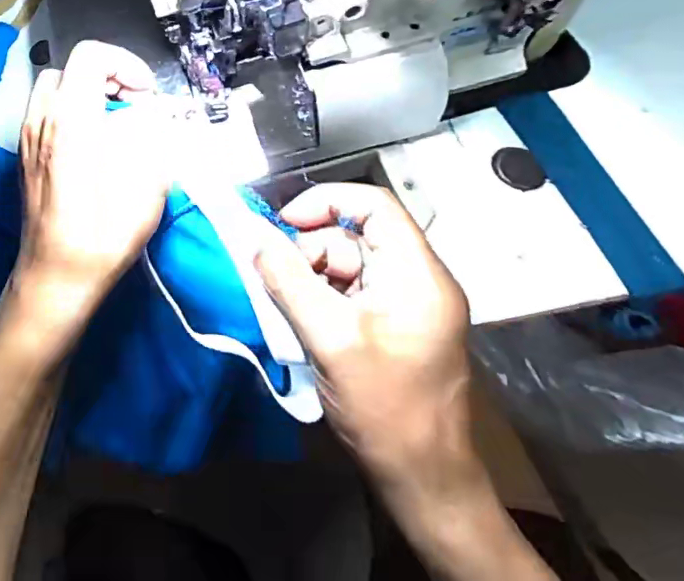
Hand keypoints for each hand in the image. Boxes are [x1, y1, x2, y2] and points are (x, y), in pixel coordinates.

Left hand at [17, 41, 169, 323]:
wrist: (55, 280)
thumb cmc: (102, 236)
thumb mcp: (147, 183)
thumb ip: (154, 134)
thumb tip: (153, 112)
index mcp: (71, 120)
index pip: (91, 56)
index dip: (126, 64)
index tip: (147, 94)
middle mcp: (43, 120)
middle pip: (73, 68)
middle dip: (110, 77)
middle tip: (136, 106)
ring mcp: (29, 138)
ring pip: (57, 88)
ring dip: (89, 93)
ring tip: (116, 122)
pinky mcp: (26, 155)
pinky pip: (48, 112)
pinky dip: (73, 112)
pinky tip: (95, 145)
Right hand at [252, 184, 477, 491]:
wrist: (425, 482)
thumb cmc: (385, 409)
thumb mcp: (331, 340)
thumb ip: (291, 284)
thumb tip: (258, 243)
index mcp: (418, 272)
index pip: (374, 205)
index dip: (327, 202)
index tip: (285, 223)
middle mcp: (419, 278)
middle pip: (356, 237)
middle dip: (311, 252)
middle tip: (275, 280)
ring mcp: (409, 304)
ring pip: (350, 267)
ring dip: (312, 281)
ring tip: (286, 311)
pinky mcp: (397, 326)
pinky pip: (353, 294)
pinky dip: (324, 302)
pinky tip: (302, 325)